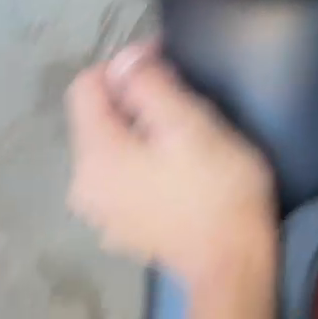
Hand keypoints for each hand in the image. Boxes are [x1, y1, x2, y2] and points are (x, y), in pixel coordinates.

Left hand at [65, 43, 277, 287]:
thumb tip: (125, 57)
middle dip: (137, 97)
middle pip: (98, 116)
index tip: (168, 62)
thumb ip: (151, 84)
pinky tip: (181, 167)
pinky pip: (124, 174)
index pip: (85, 85)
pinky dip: (145, 158)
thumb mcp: (190, 123)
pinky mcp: (122, 225)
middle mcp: (84, 185)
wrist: (233, 261)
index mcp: (96, 155)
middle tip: (187, 99)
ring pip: (113, 145)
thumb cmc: (216, 185)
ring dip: (143, 127)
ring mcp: (101, 211)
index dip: (126, 64)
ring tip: (188, 131)